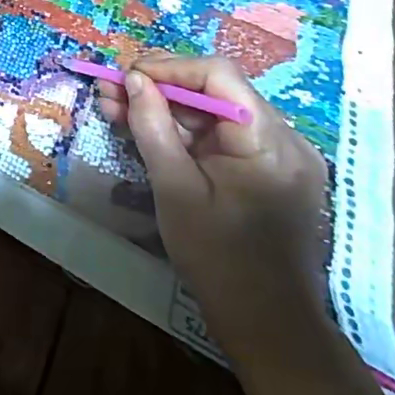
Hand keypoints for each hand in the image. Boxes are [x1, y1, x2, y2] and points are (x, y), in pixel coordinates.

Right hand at [96, 53, 329, 320]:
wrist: (268, 327)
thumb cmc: (219, 258)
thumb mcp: (176, 189)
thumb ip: (153, 126)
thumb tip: (133, 79)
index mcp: (270, 141)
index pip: (218, 75)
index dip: (168, 67)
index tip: (125, 77)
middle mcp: (284, 137)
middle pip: (215, 91)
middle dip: (159, 87)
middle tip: (110, 91)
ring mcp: (278, 154)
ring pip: (213, 112)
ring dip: (165, 108)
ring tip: (114, 107)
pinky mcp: (266, 170)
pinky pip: (221, 137)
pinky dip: (183, 132)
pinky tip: (144, 129)